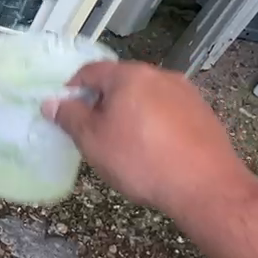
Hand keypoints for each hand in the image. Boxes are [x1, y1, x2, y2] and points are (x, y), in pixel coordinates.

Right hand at [41, 60, 256, 217]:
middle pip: (120, 82)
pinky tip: (153, 150)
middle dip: (102, 103)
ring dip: (128, 113)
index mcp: (129, 76)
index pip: (90, 71)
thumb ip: (69, 116)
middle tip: (93, 133)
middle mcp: (159, 75)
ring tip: (124, 144)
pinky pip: (166, 111)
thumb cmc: (140, 160)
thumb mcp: (92, 140)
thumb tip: (52, 102)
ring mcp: (185, 93)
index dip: (72, 90)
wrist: (205, 186)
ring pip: (144, 97)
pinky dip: (153, 123)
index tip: (67, 114)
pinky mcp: (202, 113)